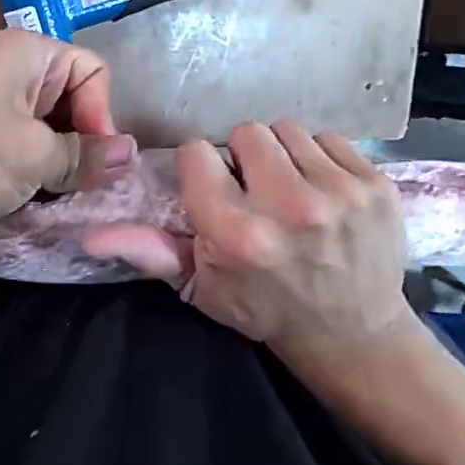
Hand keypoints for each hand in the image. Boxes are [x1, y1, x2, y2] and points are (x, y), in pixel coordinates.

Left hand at [0, 29, 137, 244]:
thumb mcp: (32, 157)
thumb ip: (87, 156)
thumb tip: (131, 154)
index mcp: (28, 55)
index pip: (93, 73)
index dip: (103, 116)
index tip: (98, 163)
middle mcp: (11, 73)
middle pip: (72, 105)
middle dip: (81, 147)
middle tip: (80, 189)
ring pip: (47, 135)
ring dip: (55, 170)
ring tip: (53, 201)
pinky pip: (19, 153)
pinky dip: (29, 178)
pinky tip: (28, 206)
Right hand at [83, 121, 414, 359]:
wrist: (353, 333)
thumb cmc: (265, 309)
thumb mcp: (201, 289)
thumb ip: (149, 252)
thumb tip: (88, 235)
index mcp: (236, 232)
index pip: (199, 153)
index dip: (202, 170)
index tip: (215, 189)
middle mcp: (288, 206)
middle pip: (246, 131)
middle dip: (244, 156)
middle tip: (255, 188)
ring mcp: (339, 193)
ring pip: (288, 130)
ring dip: (283, 155)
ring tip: (290, 189)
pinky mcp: (376, 185)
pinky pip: (330, 139)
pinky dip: (320, 160)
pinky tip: (323, 193)